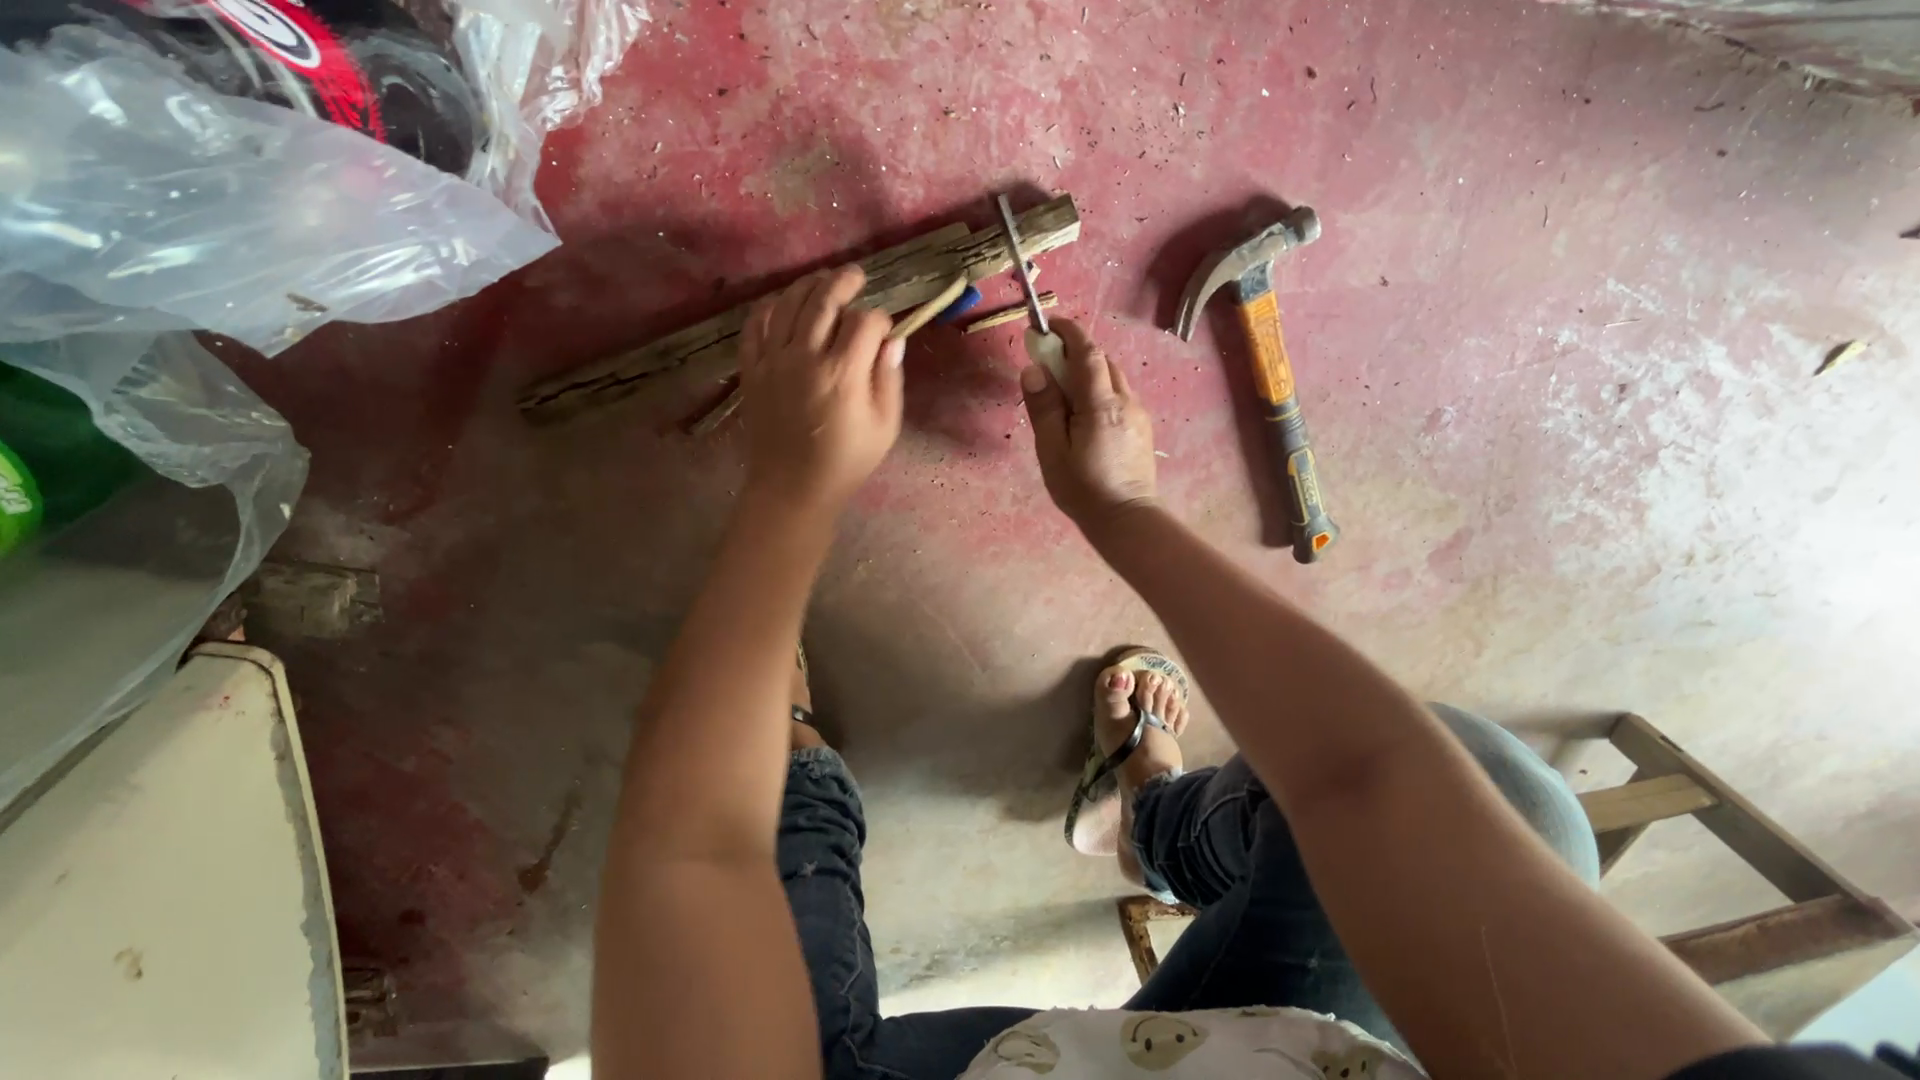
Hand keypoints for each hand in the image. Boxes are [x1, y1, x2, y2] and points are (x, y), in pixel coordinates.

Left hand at [738, 266, 904, 514]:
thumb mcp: (884, 426)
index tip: (885, 329)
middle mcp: (805, 357)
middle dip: (844, 282)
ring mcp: (773, 361)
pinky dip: (770, 307)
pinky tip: (783, 304)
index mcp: (843, 374)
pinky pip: (756, 325)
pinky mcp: (752, 370)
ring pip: (788, 304)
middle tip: (855, 275)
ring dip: (807, 285)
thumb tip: (893, 341)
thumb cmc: (846, 461)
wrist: (792, 488)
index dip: (880, 318)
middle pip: (824, 300)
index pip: (865, 321)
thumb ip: (889, 378)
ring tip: (822, 281)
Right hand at [1019, 318, 1157, 534]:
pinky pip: (1119, 396)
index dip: (1069, 334)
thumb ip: (1044, 408)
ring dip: (1089, 373)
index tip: (1048, 326)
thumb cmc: (1083, 489)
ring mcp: (1138, 414)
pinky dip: (1100, 391)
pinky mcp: (1142, 428)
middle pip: (1102, 361)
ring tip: (1065, 394)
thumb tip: (1035, 369)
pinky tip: (1085, 415)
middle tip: (1049, 364)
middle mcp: (1125, 401)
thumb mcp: (1052, 451)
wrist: (1127, 520)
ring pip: (1113, 378)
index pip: (1088, 353)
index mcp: (1101, 405)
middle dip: (1076, 353)